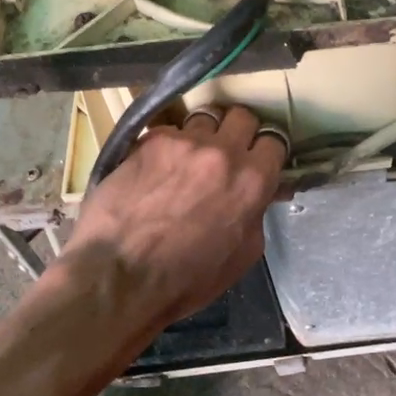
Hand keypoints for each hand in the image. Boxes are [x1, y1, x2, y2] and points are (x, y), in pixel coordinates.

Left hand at [67, 104, 285, 323]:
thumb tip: (259, 195)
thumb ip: (256, 212)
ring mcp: (184, 142)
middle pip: (242, 116)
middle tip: (227, 153)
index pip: (275, 141)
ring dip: (203, 134)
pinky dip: (168, 145)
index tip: (258, 162)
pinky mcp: (149, 141)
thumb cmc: (187, 279)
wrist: (120, 277)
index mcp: (253, 181)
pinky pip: (168, 130)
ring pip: (204, 118)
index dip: (267, 152)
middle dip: (238, 132)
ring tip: (189, 157)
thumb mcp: (243, 253)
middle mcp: (223, 152)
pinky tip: (156, 167)